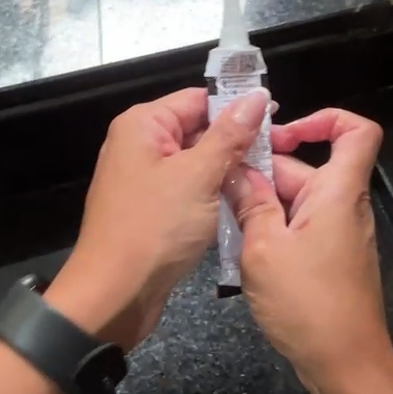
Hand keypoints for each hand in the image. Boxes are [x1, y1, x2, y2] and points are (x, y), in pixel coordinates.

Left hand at [47, 87, 270, 348]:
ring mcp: (145, 179)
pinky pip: (190, 190)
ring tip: (268, 181)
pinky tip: (243, 205)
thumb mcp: (198, 176)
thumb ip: (230, 135)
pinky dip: (214, 195)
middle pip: (199, 129)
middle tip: (280, 156)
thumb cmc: (153, 229)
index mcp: (143, 125)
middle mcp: (140, 145)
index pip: (199, 99)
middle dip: (237, 143)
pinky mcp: (152, 209)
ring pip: (198, 163)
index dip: (237, 106)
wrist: (112, 296)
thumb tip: (257, 96)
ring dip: (229, 172)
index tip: (278, 120)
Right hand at [223, 108, 391, 387]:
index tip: (280, 133)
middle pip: (307, 167)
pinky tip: (239, 248)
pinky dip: (270, 228)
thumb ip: (250, 203)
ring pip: (297, 200)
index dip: (323, 118)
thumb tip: (236, 170)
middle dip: (263, 172)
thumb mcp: (264, 249)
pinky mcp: (330, 259)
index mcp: (338, 192)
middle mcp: (343, 206)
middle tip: (220, 186)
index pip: (356, 131)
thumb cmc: (308, 304)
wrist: (347, 367)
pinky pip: (299, 226)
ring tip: (223, 219)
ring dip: (261, 204)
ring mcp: (338, 234)